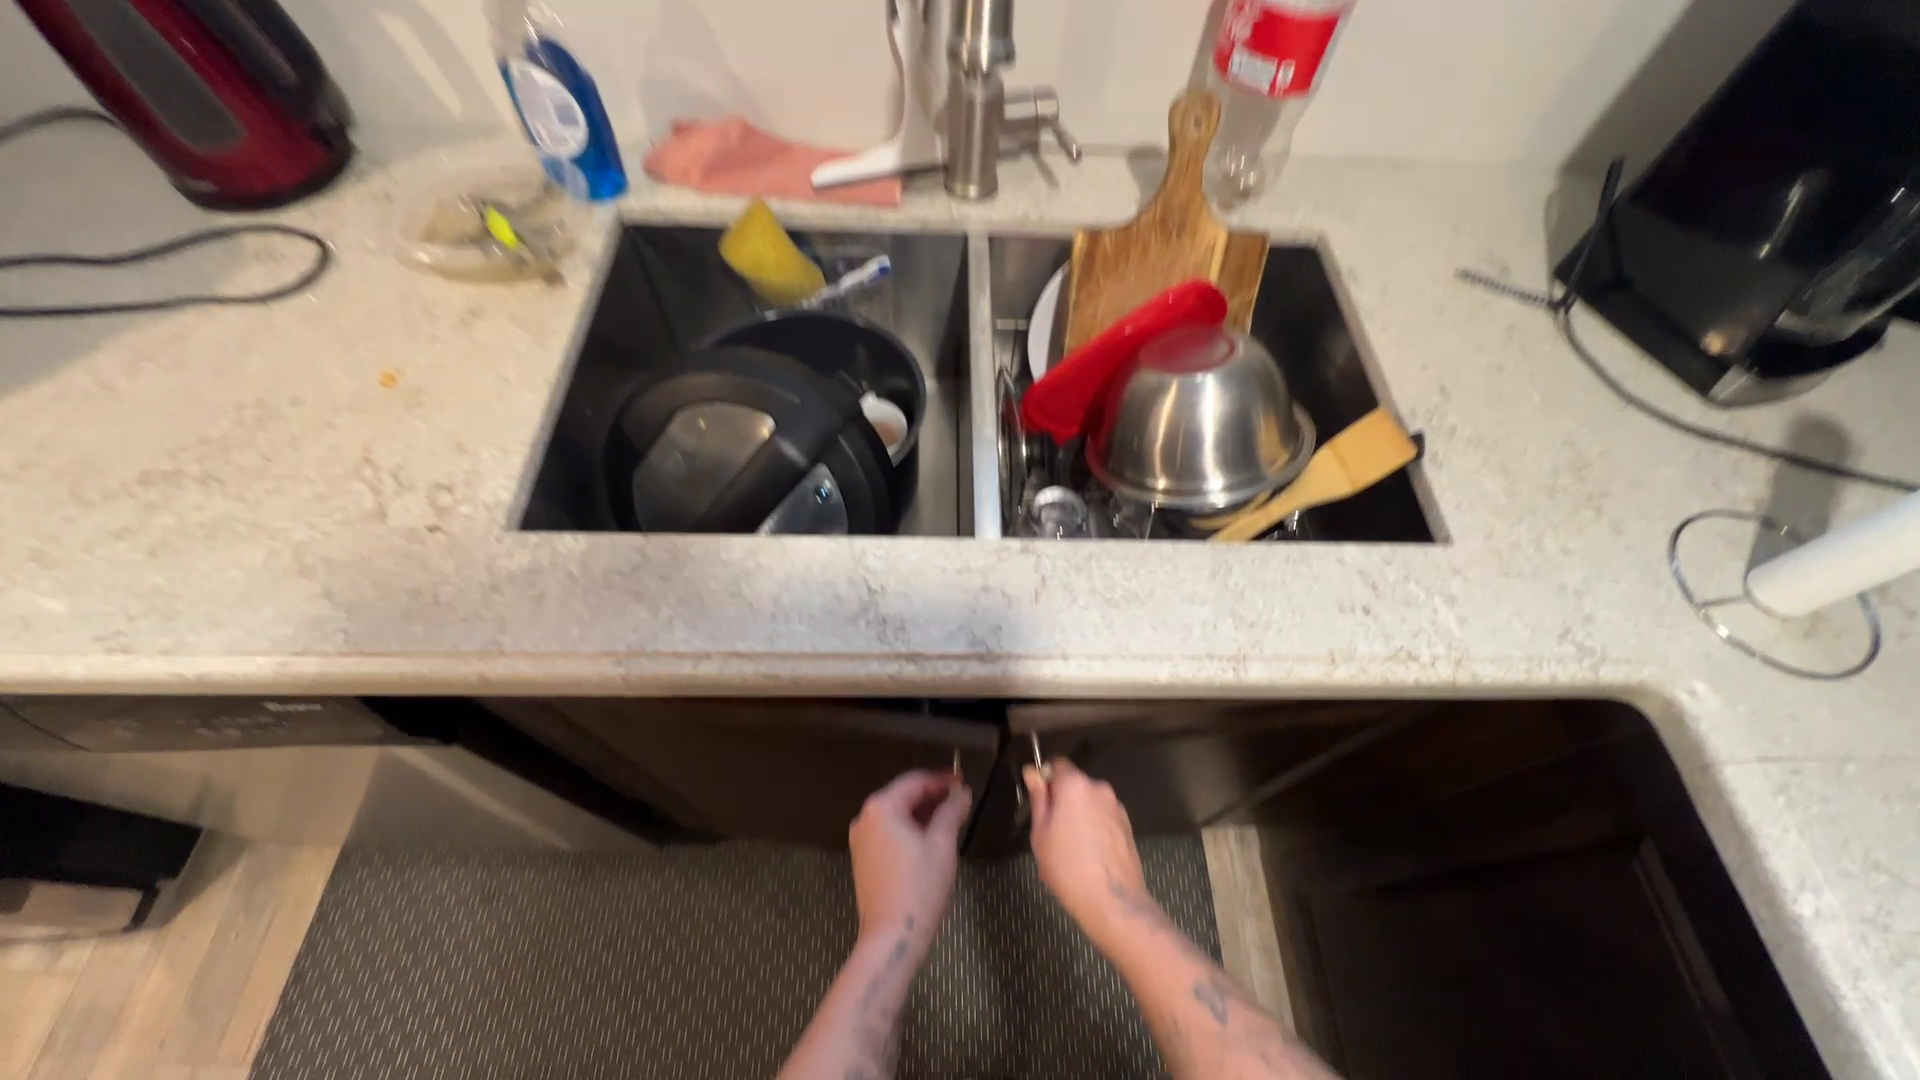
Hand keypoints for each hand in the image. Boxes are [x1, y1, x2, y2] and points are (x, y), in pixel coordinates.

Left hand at [849, 770, 970, 950]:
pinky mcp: (864, 859)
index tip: (964, 783)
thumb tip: (962, 792)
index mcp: (881, 808)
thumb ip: (951, 812)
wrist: (891, 937)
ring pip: (897, 816)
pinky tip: (931, 840)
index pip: (915, 782)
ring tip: (951, 820)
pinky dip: (910, 831)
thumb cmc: (919, 887)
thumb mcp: (941, 845)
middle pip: (903, 797)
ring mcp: (861, 840)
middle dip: (932, 798)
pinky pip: (889, 833)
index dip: (941, 781)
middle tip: (961, 803)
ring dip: (922, 815)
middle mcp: (865, 819)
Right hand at [1024, 759, 1165, 947]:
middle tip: (1053, 831)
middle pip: (1075, 784)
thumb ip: (1039, 799)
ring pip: (1090, 801)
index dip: (1046, 780)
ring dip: (1081, 813)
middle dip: (1063, 799)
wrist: (1112, 901)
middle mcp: (1099, 788)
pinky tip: (1092, 853)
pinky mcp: (1127, 825)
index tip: (1040, 804)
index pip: (1057, 765)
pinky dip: (1096, 826)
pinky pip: (1104, 816)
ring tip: (1074, 847)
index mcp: (1075, 785)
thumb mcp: (1041, 834)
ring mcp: (1116, 806)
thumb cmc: (1067, 868)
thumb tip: (1033, 772)